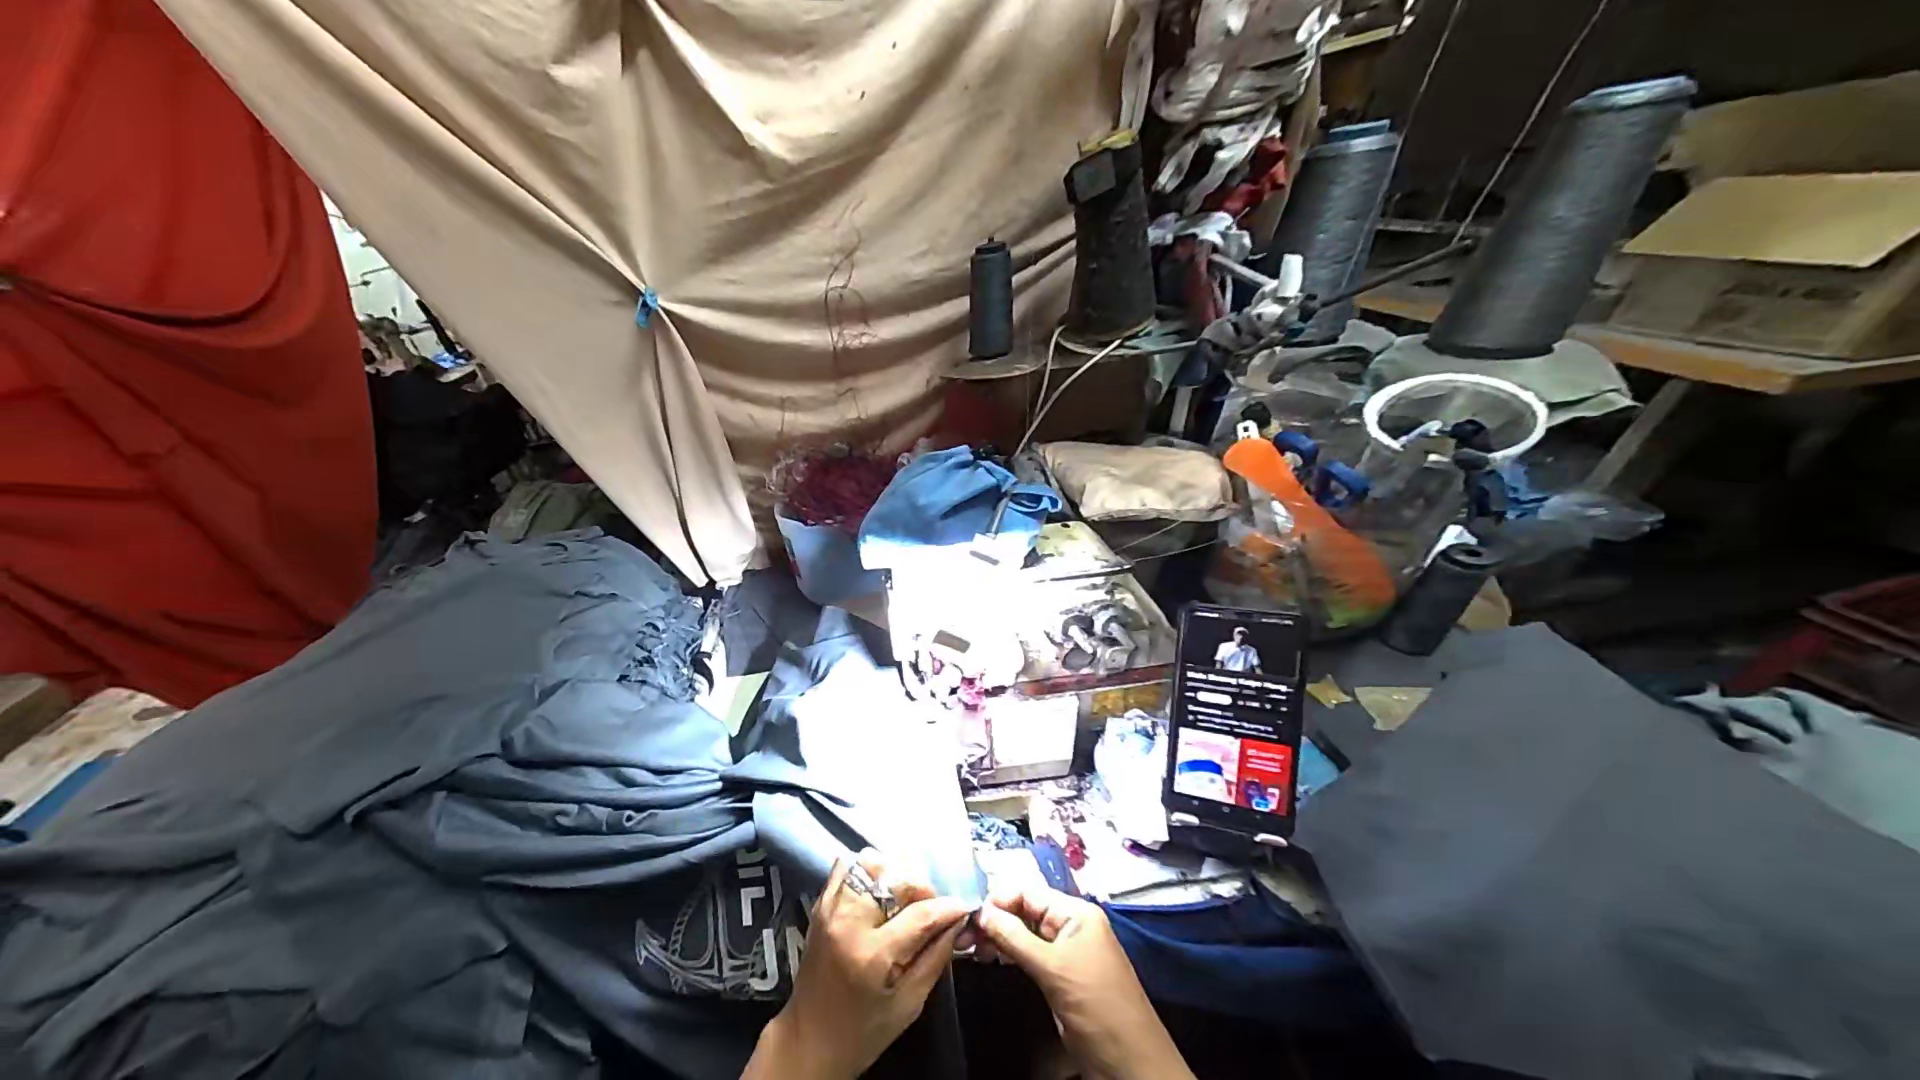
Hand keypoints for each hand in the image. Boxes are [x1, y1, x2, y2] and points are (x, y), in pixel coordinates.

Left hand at [745, 849, 973, 1079]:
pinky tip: (880, 891)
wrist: (808, 1040)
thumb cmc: (862, 1031)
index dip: (948, 907)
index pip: (920, 914)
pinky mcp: (821, 904)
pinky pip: (847, 866)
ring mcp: (830, 908)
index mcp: (872, 955)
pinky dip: (869, 871)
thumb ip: (936, 957)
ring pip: (871, 863)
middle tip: (930, 907)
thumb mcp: (909, 1004)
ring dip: (895, 875)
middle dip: (921, 888)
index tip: (963, 907)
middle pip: (896, 877)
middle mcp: (848, 922)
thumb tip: (957, 921)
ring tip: (904, 898)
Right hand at [976, 885, 1195, 1079]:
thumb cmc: (1096, 1008)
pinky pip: (1030, 954)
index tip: (969, 913)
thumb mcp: (1053, 969)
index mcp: (1076, 914)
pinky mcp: (1061, 975)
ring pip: (1025, 933)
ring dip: (1000, 937)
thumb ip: (1015, 937)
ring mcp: (1066, 952)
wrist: (1131, 1064)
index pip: (1029, 892)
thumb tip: (982, 911)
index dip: (999, 899)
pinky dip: (1010, 953)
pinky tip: (991, 958)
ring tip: (974, 949)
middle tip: (966, 936)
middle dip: (996, 919)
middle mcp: (1071, 926)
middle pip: (1025, 910)